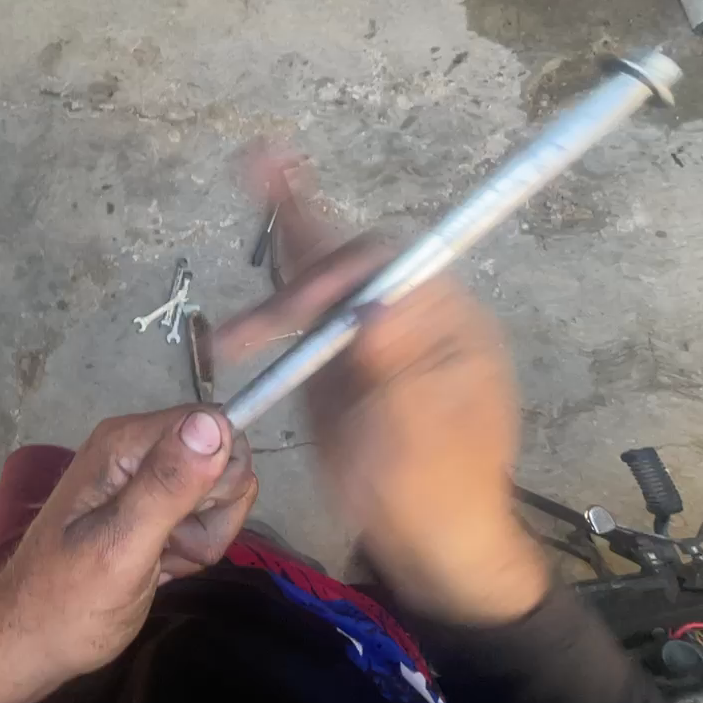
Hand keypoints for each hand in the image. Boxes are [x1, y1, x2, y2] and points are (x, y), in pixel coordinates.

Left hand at [0, 406, 255, 702]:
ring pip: (219, 493)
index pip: (214, 424)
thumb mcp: (121, 544)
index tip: (187, 517)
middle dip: (209, 513)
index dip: (216, 475)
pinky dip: (192, 550)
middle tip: (166, 546)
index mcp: (126, 440)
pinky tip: (158, 566)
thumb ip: (169, 484)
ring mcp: (146, 476)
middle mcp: (137, 446)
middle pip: (222, 458)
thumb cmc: (68, 597)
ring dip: (201, 538)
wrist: (36, 637)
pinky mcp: (155, 505)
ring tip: (155, 560)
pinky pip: (206, 517)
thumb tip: (214, 422)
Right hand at [215, 150, 547, 625]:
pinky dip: (283, 253)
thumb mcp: (421, 439)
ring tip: (256, 161)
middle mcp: (408, 310)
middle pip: (351, 254)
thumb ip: (401, 369)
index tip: (294, 310)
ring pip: (325, 261)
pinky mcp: (335, 344)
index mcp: (446, 324)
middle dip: (301, 246)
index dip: (335, 274)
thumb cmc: (435, 493)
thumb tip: (375, 301)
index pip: (388, 267)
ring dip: (290, 218)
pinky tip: (269, 196)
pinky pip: (303, 295)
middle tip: (255, 181)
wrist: (423, 540)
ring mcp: (369, 326)